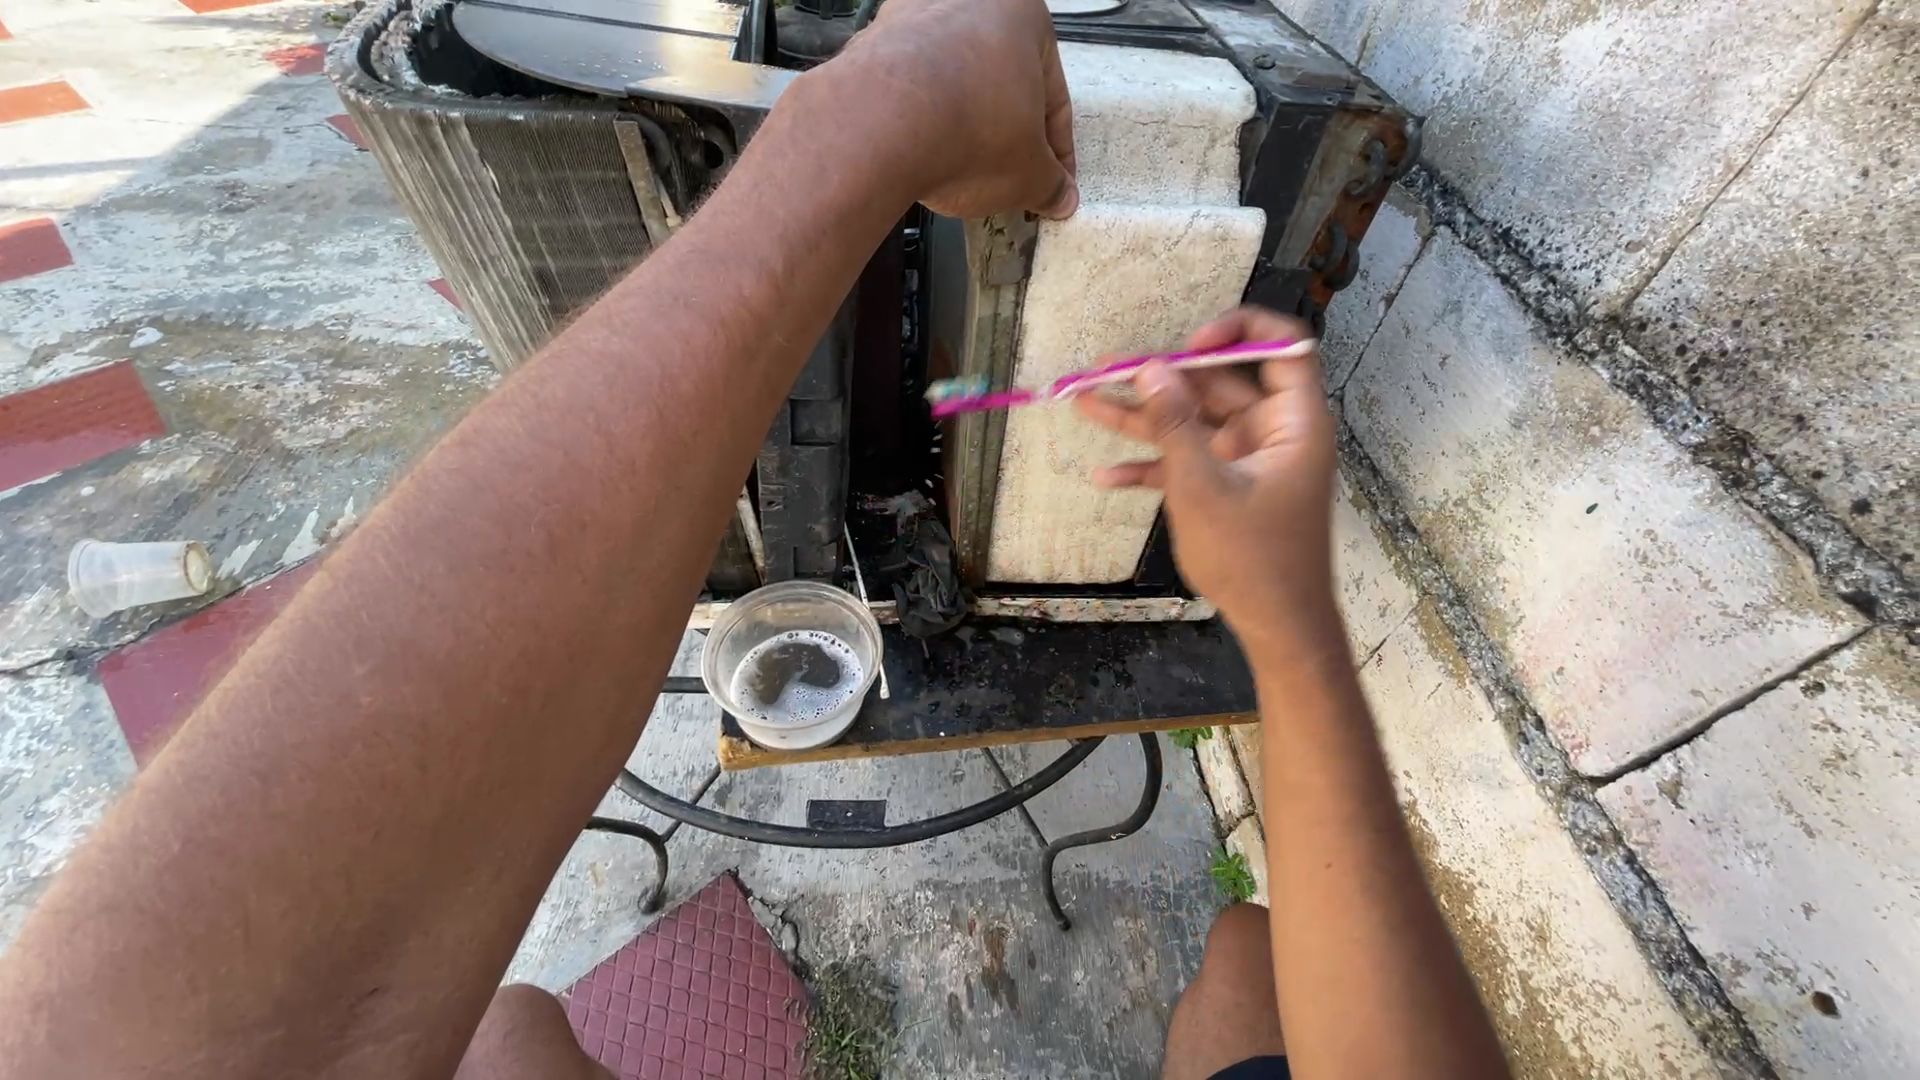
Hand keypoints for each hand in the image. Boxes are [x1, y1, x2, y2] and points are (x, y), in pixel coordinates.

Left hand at [815, 0, 1077, 219]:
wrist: (883, 122)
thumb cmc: (975, 134)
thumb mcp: (1028, 174)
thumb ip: (1050, 185)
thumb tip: (1062, 198)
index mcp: (1023, 12)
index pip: (1053, 97)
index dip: (1057, 153)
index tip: (1054, 186)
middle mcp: (969, 0)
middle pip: (1002, 84)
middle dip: (1008, 135)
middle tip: (1011, 182)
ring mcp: (914, 16)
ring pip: (955, 85)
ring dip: (965, 127)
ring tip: (964, 173)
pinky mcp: (874, 44)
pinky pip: (912, 92)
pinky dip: (923, 123)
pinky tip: (925, 157)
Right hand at [1074, 307, 1341, 654]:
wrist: (1276, 626)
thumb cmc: (1251, 557)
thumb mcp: (1202, 487)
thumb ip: (1175, 425)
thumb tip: (1152, 368)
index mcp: (1291, 421)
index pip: (1282, 347)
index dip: (1237, 332)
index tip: (1188, 343)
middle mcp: (1271, 432)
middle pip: (1217, 385)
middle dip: (1160, 379)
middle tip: (1104, 369)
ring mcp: (1245, 461)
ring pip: (1191, 424)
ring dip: (1141, 419)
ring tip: (1085, 402)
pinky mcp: (1225, 488)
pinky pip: (1187, 464)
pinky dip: (1152, 468)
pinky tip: (1105, 475)